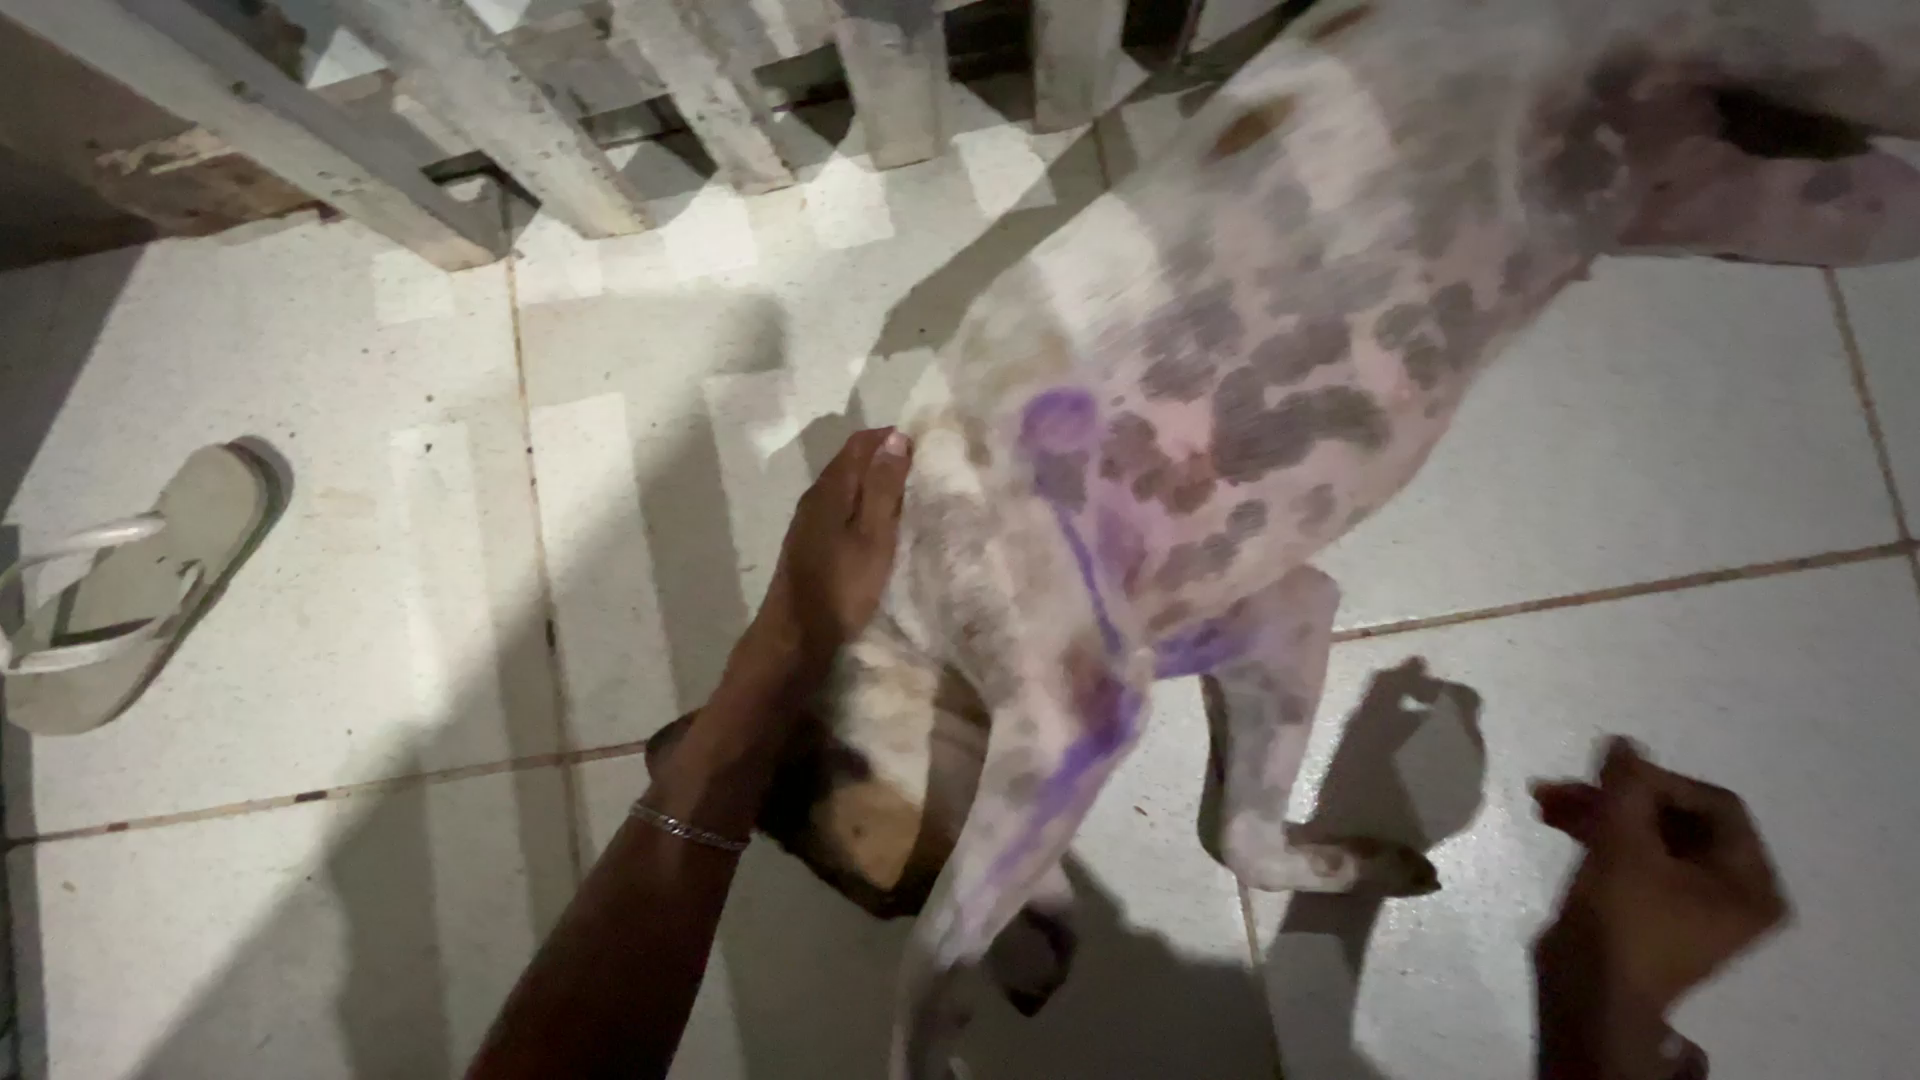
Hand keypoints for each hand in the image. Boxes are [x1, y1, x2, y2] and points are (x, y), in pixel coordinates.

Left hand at [742, 427, 912, 674]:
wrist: (797, 634)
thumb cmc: (842, 585)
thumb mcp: (874, 535)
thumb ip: (883, 487)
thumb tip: (895, 437)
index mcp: (831, 489)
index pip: (860, 444)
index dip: (891, 439)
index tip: (923, 449)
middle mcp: (815, 497)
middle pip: (850, 462)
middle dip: (883, 458)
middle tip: (921, 471)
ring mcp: (808, 521)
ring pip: (845, 486)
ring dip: (873, 482)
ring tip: (906, 495)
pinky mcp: (809, 543)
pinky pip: (840, 508)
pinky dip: (862, 504)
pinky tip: (878, 523)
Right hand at [1533, 738, 1789, 1012]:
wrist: (1590, 986)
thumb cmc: (1623, 918)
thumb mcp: (1623, 846)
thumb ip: (1626, 788)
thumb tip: (1624, 742)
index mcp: (1748, 880)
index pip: (1714, 804)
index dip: (1657, 781)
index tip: (1601, 777)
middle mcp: (1731, 888)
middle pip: (1674, 817)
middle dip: (1614, 796)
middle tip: (1561, 785)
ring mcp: (1689, 898)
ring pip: (1645, 832)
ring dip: (1595, 810)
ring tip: (1542, 799)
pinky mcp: (1649, 903)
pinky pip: (1630, 853)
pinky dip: (1595, 833)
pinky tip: (1553, 820)